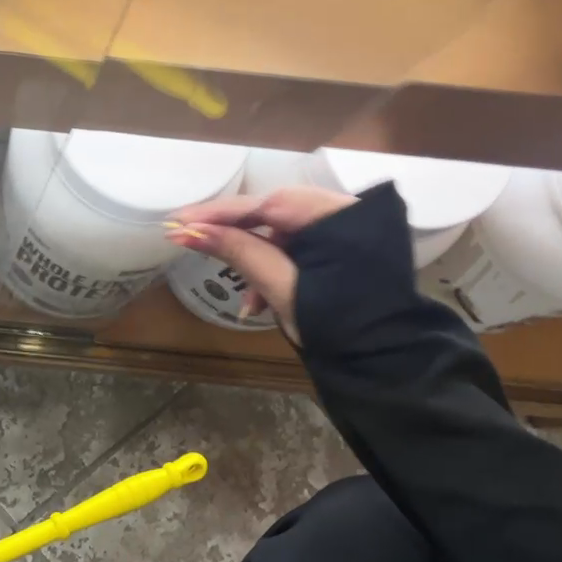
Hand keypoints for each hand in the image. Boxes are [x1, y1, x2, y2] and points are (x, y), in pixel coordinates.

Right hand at [167, 186, 357, 342]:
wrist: (380, 359)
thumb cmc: (334, 325)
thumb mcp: (281, 288)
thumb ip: (239, 252)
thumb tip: (190, 231)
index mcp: (340, 217)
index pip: (270, 202)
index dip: (221, 211)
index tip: (181, 220)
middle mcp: (348, 211)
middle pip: (277, 211)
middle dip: (235, 231)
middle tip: (191, 239)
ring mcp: (351, 228)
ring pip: (286, 229)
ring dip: (256, 255)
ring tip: (245, 296)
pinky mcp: (348, 245)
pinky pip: (301, 244)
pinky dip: (277, 265)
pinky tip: (261, 298)